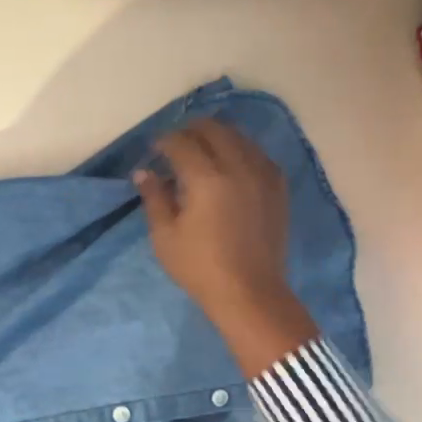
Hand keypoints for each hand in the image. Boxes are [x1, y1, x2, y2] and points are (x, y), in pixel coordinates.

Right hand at [134, 119, 317, 374]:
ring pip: (239, 137)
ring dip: (218, 136)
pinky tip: (231, 164)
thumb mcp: (165, 236)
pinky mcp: (278, 187)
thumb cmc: (199, 267)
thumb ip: (154, 197)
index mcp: (206, 178)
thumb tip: (144, 172)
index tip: (153, 149)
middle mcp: (237, 167)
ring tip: (203, 150)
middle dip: (191, 130)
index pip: (181, 142)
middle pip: (214, 129)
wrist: (250, 292)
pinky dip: (241, 150)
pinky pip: (258, 154)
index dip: (163, 141)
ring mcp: (262, 175)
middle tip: (177, 144)